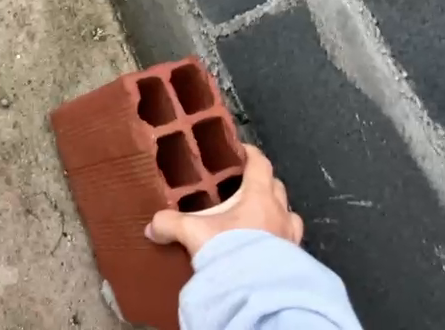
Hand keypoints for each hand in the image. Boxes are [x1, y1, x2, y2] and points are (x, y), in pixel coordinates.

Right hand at [144, 143, 304, 255]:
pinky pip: (291, 242)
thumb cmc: (229, 248)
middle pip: (278, 187)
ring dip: (277, 212)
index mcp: (258, 195)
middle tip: (244, 186)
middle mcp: (279, 212)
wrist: (257, 293)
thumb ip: (170, 224)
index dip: (251, 154)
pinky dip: (281, 239)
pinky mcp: (295, 261)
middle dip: (264, 183)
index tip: (241, 150)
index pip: (260, 163)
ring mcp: (290, 237)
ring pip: (289, 215)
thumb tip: (150, 227)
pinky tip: (266, 247)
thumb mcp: (193, 232)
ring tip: (259, 218)